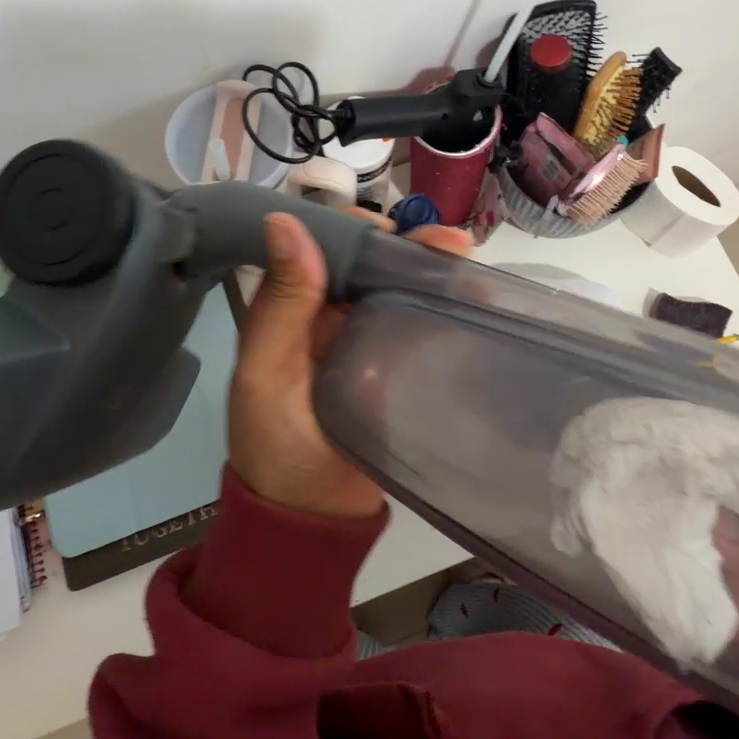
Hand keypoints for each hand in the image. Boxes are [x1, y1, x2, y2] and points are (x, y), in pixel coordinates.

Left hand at [228, 211, 473, 518]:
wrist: (312, 518)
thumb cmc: (276, 446)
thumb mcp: (268, 372)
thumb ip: (283, 303)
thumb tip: (282, 220)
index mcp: (289, 307)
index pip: (320, 245)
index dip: (354, 227)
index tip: (389, 226)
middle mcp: (326, 314)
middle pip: (366, 261)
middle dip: (405, 244)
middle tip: (448, 243)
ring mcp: (362, 339)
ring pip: (395, 287)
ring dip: (428, 268)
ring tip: (465, 261)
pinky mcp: (393, 365)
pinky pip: (416, 323)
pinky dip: (440, 305)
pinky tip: (471, 298)